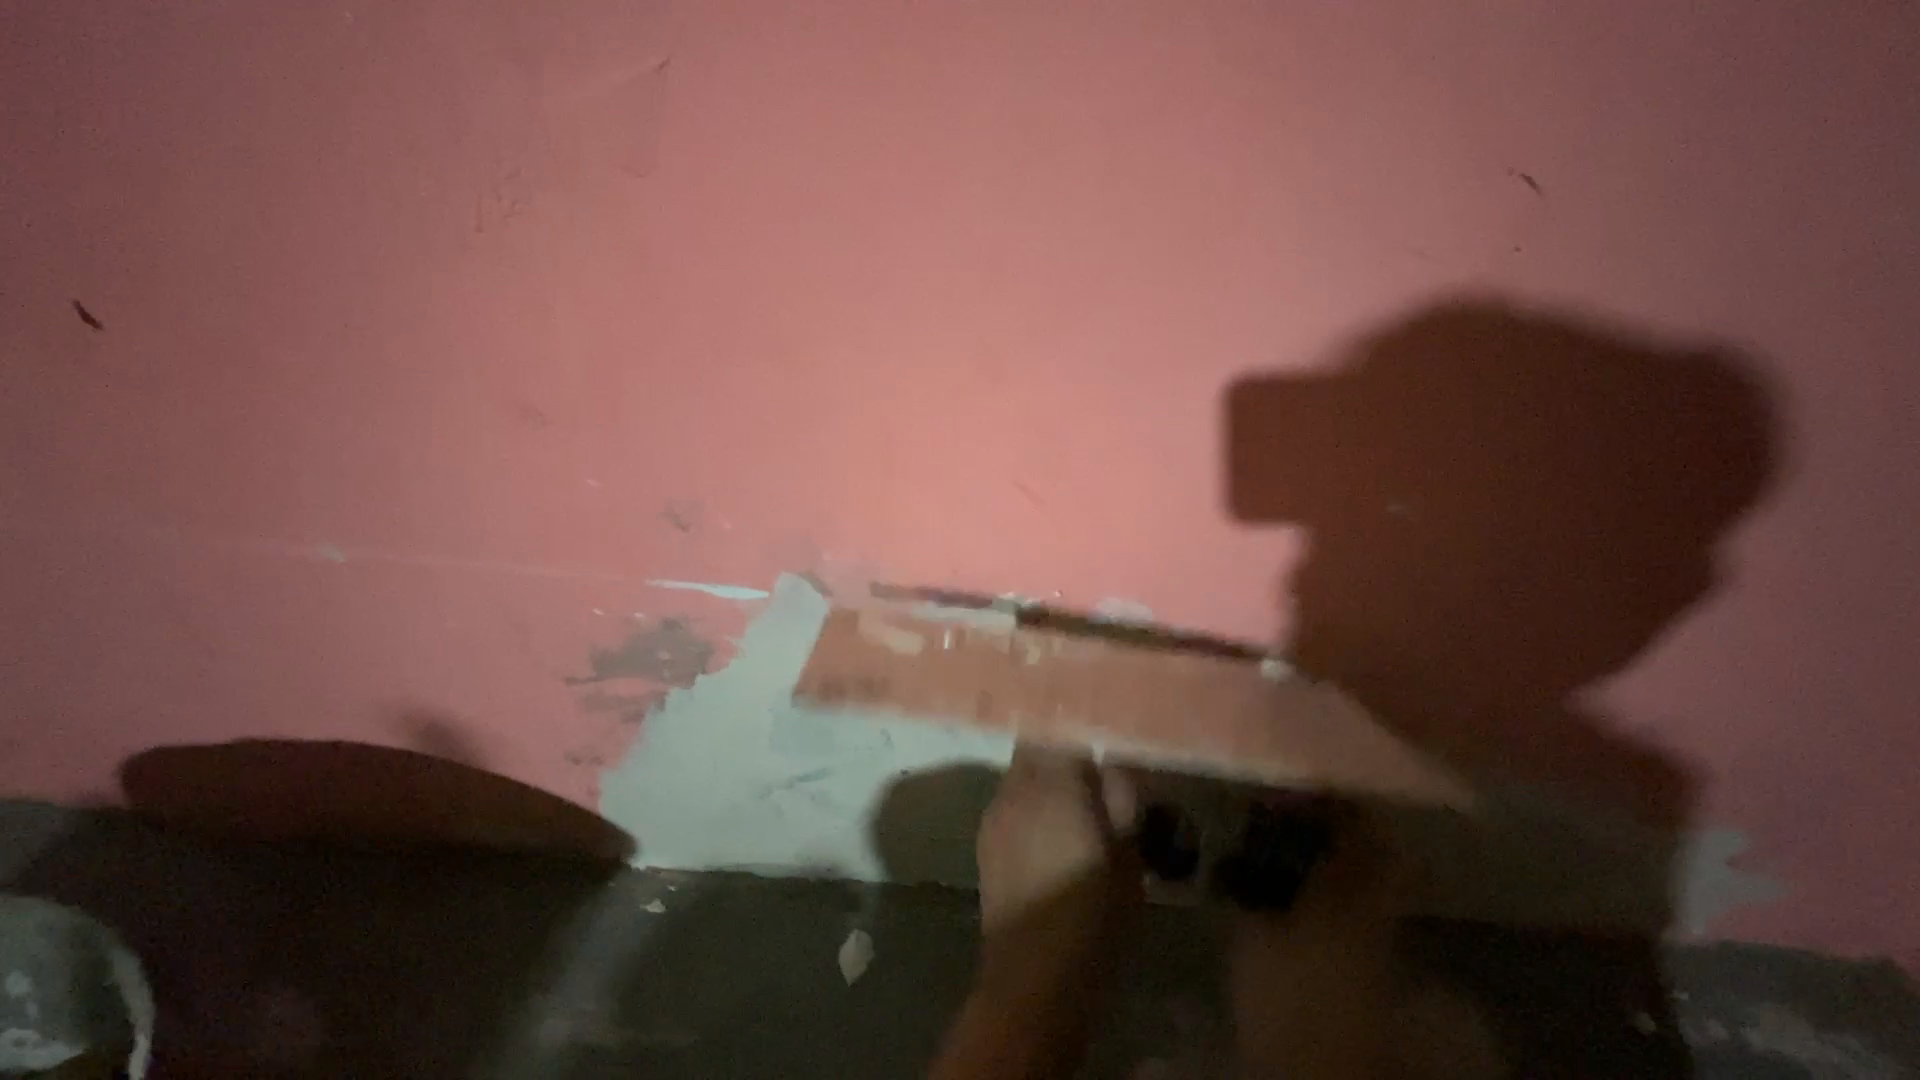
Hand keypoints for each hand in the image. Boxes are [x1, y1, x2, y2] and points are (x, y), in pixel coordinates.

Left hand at [976, 743, 1140, 942]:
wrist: (1033, 976)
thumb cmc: (1093, 916)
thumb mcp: (1129, 859)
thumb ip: (1122, 804)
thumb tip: (1115, 767)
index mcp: (1056, 785)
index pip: (1062, 729)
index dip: (1082, 725)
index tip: (1104, 732)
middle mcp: (1017, 787)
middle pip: (1035, 744)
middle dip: (1061, 746)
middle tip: (1093, 764)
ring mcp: (995, 813)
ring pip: (1020, 772)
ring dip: (1044, 774)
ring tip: (1073, 796)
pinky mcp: (984, 839)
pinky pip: (1010, 800)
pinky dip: (1029, 801)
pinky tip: (1049, 827)